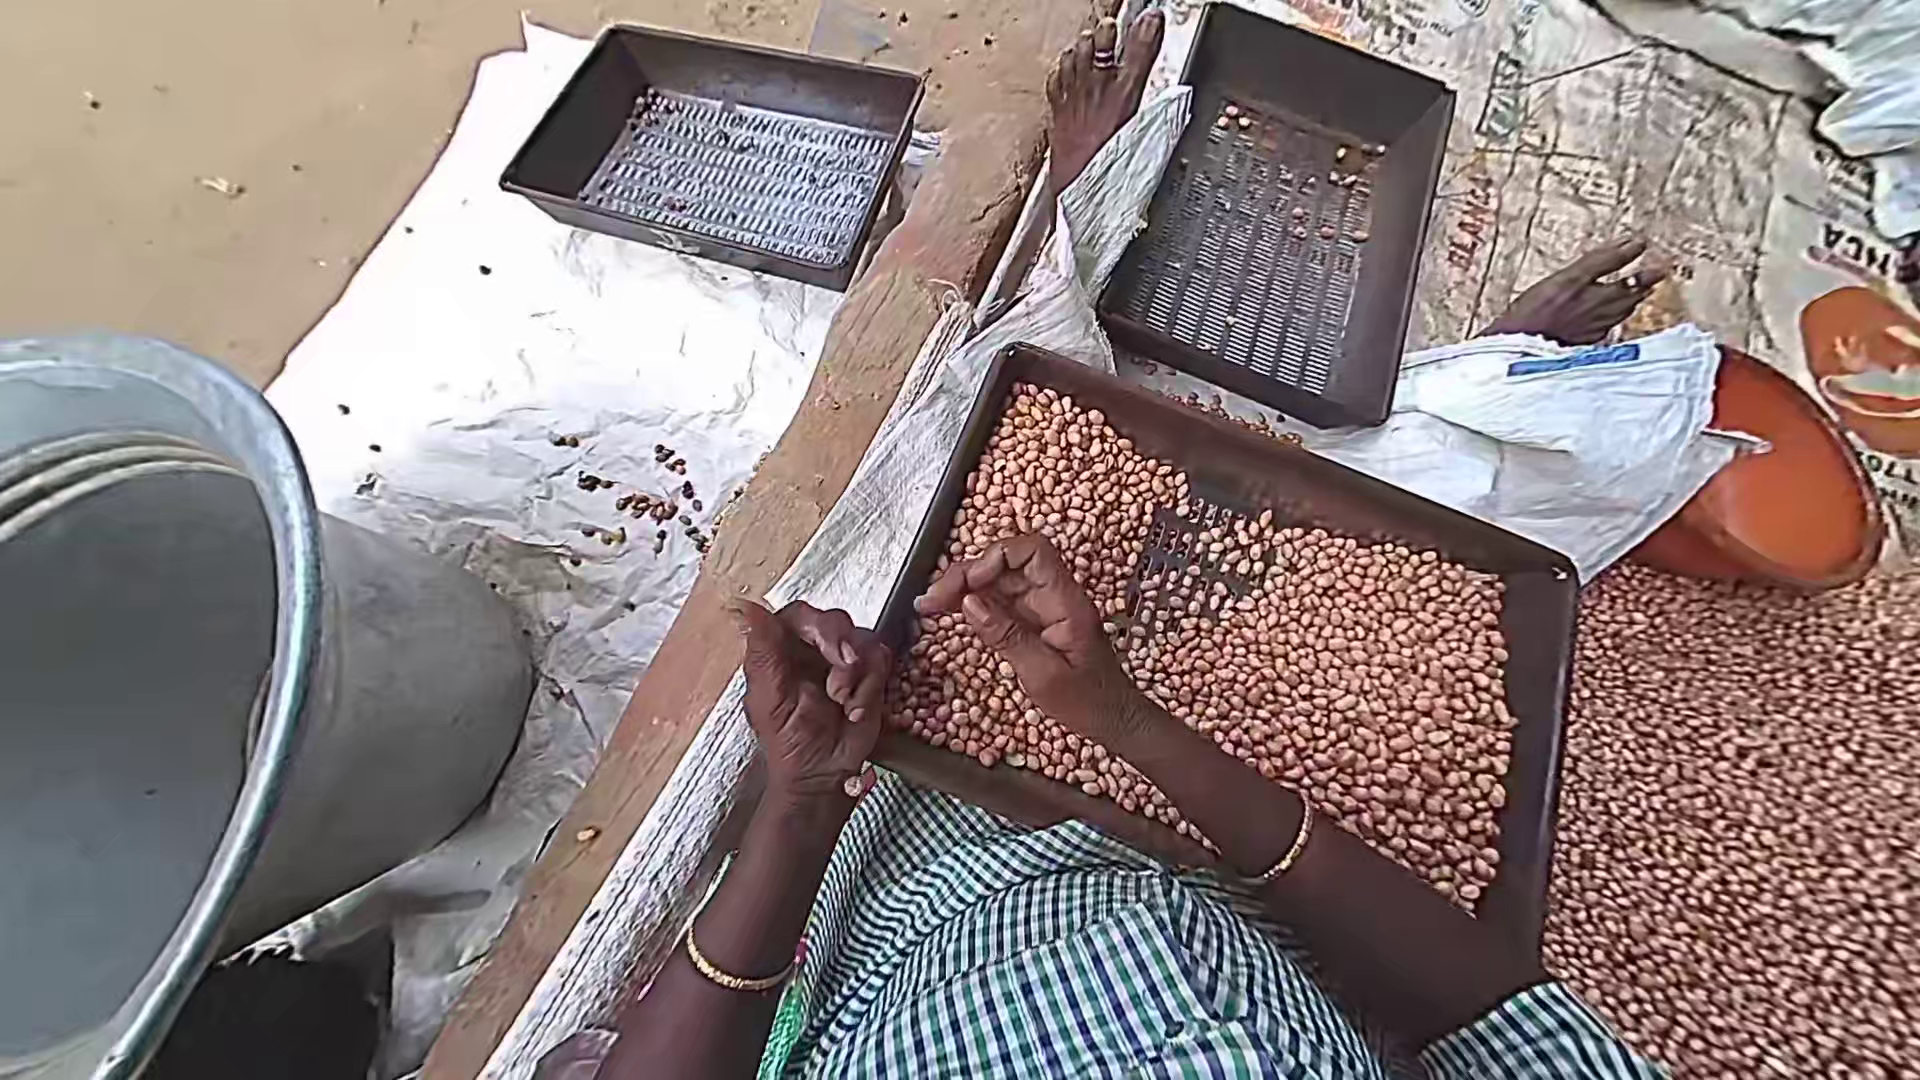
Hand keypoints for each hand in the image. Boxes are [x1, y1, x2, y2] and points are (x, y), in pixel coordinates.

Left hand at [732, 600, 889, 801]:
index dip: (817, 624)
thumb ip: (763, 652)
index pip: (799, 614)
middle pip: (835, 620)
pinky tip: (855, 709)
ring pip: (862, 637)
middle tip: (841, 679)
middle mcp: (813, 648)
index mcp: (782, 649)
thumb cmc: (788, 742)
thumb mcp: (769, 699)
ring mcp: (843, 659)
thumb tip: (746, 607)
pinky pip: (880, 659)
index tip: (829, 646)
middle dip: (842, 647)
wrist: (823, 775)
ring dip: (856, 675)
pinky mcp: (868, 674)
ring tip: (843, 704)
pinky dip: (870, 687)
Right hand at [914, 534, 1146, 744]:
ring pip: (997, 578)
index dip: (997, 556)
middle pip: (1007, 562)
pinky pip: (997, 599)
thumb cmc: (1087, 701)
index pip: (1033, 551)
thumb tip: (969, 603)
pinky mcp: (1030, 618)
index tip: (971, 582)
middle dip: (967, 573)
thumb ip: (1007, 636)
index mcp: (1066, 601)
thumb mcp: (1044, 676)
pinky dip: (971, 602)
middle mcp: (1053, 595)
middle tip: (933, 598)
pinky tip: (948, 609)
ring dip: (963, 586)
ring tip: (930, 604)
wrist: (1112, 717)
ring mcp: (1040, 604)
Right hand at [1480, 237, 1671, 344]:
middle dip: (1638, 291)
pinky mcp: (1576, 346)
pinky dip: (1601, 324)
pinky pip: (1597, 332)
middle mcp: (1607, 316)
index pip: (1639, 280)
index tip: (1659, 268)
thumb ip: (1604, 260)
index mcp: (1609, 296)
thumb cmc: (1537, 310)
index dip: (1649, 272)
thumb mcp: (1568, 278)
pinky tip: (1595, 325)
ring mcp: (1592, 333)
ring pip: (1616, 317)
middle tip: (1647, 284)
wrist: (1515, 345)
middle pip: (1630, 301)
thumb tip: (1635, 243)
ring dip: (1622, 308)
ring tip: (1625, 302)